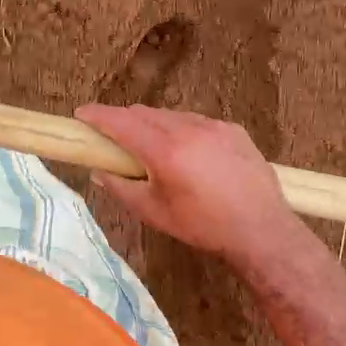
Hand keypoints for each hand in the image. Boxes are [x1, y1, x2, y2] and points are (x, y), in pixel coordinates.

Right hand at [76, 104, 302, 265]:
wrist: (264, 232)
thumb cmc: (203, 226)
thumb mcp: (153, 212)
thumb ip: (120, 188)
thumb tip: (99, 171)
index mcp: (164, 151)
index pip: (120, 122)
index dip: (97, 116)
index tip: (81, 114)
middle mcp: (187, 130)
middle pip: (142, 113)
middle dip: (123, 121)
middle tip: (114, 139)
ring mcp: (213, 126)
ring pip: (169, 115)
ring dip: (153, 125)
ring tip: (154, 149)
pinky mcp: (233, 129)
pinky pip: (196, 121)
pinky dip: (182, 130)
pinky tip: (188, 153)